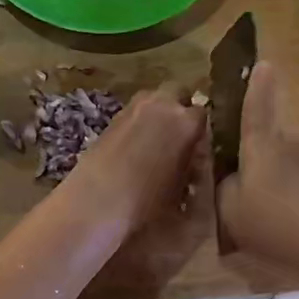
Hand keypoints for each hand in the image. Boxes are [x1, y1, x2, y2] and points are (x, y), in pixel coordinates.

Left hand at [61, 85, 203, 231]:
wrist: (96, 206)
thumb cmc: (148, 206)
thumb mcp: (182, 188)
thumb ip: (192, 163)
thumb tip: (192, 155)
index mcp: (186, 122)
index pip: (202, 113)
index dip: (199, 130)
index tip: (196, 147)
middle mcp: (160, 105)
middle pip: (177, 92)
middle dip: (179, 108)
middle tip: (177, 137)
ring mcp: (132, 108)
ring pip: (152, 99)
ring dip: (157, 112)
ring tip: (153, 143)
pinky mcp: (110, 118)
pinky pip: (132, 112)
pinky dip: (137, 123)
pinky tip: (132, 148)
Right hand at [218, 61, 298, 274]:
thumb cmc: (277, 221)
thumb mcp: (231, 212)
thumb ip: (225, 191)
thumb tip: (230, 180)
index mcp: (261, 146)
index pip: (256, 108)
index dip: (258, 86)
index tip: (266, 62)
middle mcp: (294, 147)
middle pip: (273, 145)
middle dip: (261, 160)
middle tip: (247, 190)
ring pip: (292, 170)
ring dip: (282, 186)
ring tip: (272, 220)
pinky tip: (297, 234)